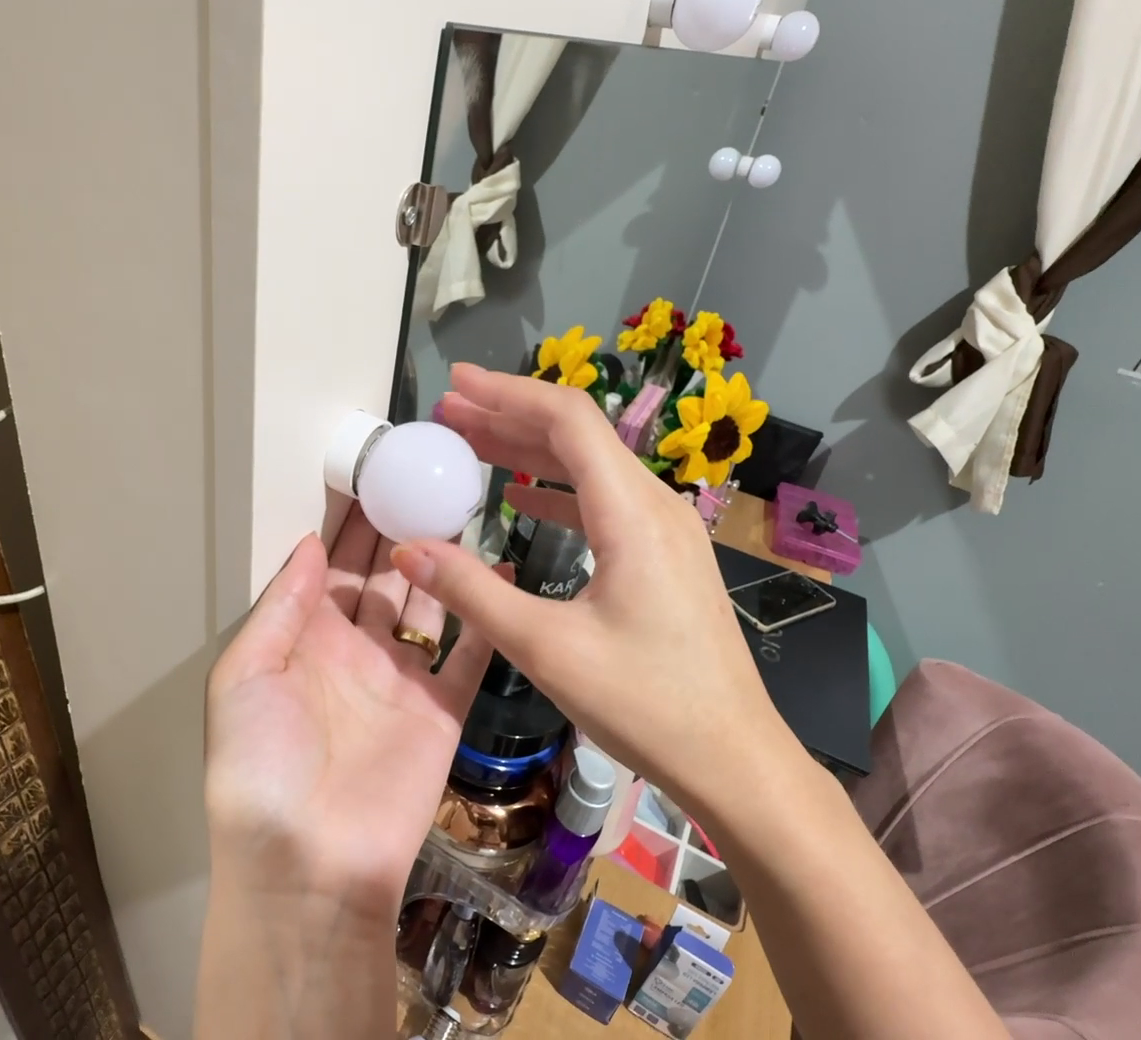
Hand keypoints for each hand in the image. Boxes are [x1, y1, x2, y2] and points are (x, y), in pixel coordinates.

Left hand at [204, 505, 498, 909]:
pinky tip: (503, 577)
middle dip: (397, 532)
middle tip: (425, 481)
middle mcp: (352, 652)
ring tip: (464, 512)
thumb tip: (312, 543)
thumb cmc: (260, 767)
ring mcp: (400, 680)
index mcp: (302, 641)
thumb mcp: (243, 678)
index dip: (347, 525)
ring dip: (440, 564)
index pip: (329, 568)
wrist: (310, 863)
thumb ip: (281, 608)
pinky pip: (468, 657)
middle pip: (381, 579)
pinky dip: (485, 619)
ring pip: (426, 606)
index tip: (371, 475)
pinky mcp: (441, 710)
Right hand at [389, 364, 790, 813]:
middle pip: (579, 436)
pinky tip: (523, 502)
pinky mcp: (667, 559)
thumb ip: (471, 593)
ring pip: (592, 468)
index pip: (568, 420)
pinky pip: (606, 503)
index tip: (455, 384)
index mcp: (632, 513)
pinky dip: (558, 491)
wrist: (734, 758)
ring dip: (532, 452)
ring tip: (473, 446)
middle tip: (448, 414)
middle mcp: (656, 507)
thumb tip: (406, 549)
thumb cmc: (645, 703)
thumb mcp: (546, 648)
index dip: (507, 393)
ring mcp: (667, 532)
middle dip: (510, 417)